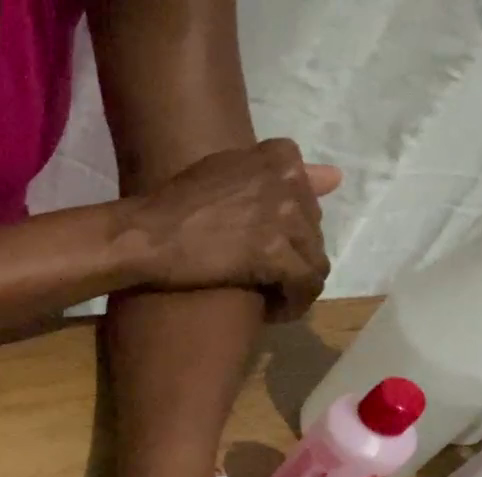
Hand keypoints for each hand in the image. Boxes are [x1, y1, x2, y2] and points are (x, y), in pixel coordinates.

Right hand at [126, 138, 339, 319]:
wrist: (146, 236)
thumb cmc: (170, 205)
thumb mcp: (225, 172)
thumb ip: (274, 173)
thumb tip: (335, 177)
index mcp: (280, 158)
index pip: (307, 198)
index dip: (288, 230)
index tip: (267, 248)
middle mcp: (289, 183)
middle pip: (311, 231)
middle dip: (292, 259)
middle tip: (264, 281)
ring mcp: (284, 218)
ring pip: (313, 260)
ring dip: (294, 286)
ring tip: (271, 302)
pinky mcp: (274, 256)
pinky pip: (304, 285)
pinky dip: (293, 303)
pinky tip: (273, 314)